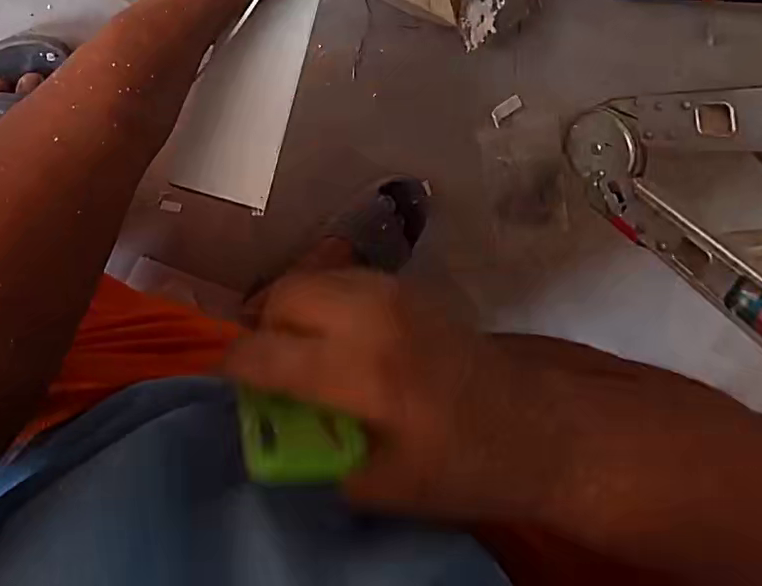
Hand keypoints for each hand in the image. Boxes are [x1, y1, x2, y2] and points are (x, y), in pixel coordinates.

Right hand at [223, 270, 564, 522]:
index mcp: (361, 371)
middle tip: (266, 361)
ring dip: (293, 306)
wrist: (531, 421)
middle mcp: (371, 315)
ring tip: (298, 346)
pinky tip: (336, 334)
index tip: (230, 380)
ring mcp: (392, 292)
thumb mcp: (379, 485)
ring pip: (314, 276)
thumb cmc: (458, 464)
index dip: (235, 365)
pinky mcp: (407, 286)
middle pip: (285, 293)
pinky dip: (324, 298)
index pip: (267, 350)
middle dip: (263, 324)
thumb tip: (268, 429)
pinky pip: (344, 278)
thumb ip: (314, 455)